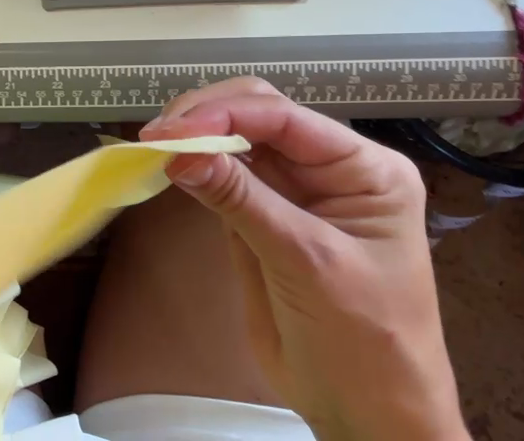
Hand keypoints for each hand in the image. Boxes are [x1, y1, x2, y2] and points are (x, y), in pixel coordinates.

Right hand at [141, 78, 466, 440]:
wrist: (369, 419)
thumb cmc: (364, 343)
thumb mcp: (306, 263)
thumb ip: (242, 200)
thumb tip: (175, 151)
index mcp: (365, 170)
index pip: (284, 118)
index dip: (224, 114)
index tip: (167, 131)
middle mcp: (330, 168)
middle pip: (258, 112)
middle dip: (205, 115)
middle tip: (155, 138)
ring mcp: (295, 188)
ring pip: (236, 136)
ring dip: (194, 134)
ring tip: (154, 147)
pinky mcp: (263, 212)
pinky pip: (224, 172)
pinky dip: (194, 163)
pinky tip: (169, 165)